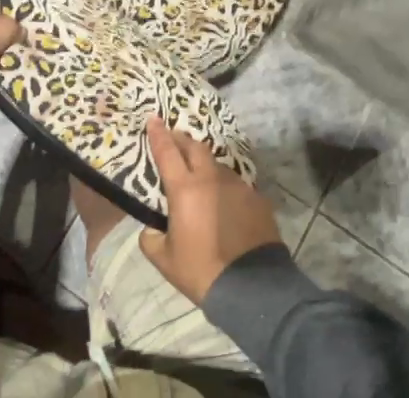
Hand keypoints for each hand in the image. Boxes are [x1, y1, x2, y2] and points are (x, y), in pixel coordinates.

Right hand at [139, 116, 282, 304]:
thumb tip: (151, 229)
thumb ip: (151, 239)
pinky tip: (224, 201)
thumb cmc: (202, 271)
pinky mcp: (258, 200)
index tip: (152, 119)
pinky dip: (225, 186)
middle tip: (174, 139)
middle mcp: (211, 179)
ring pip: (217, 165)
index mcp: (185, 189)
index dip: (158, 133)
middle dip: (182, 140)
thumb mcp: (164, 260)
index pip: (167, 151)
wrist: (254, 289)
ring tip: (200, 174)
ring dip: (205, 164)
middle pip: (195, 147)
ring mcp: (238, 187)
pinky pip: (236, 185)